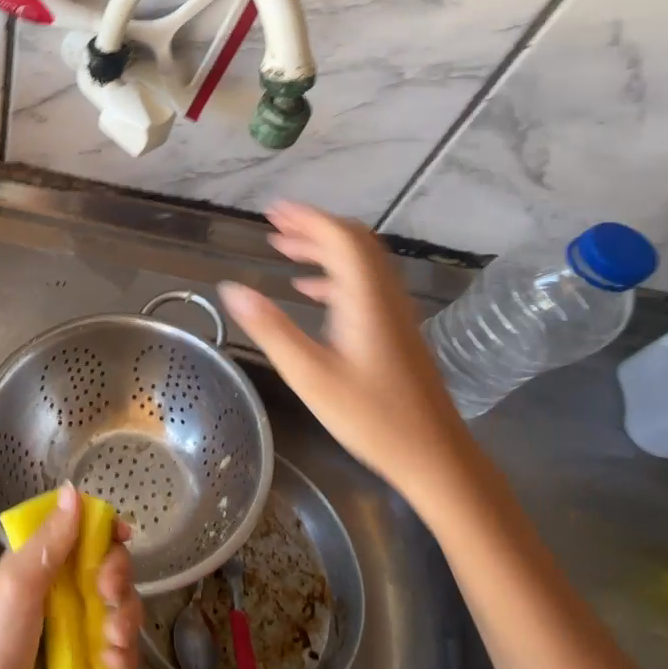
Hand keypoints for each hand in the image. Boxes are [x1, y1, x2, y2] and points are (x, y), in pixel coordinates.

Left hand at [0, 484, 143, 668]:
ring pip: (123, 606)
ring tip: (111, 641)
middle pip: (109, 566)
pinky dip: (125, 653)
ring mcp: (80, 627)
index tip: (122, 535)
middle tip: (109, 594)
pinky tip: (112, 663)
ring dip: (126, 618)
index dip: (104, 529)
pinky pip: (124, 648)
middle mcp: (63, 589)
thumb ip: (49, 540)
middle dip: (118, 575)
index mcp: (41, 563)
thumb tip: (72, 490)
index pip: (80, 532)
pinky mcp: (93, 663)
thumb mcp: (17, 584)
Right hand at [218, 201, 472, 496]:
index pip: (339, 238)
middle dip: (312, 226)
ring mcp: (395, 313)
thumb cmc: (371, 417)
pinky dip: (335, 275)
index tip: (271, 211)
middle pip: (353, 242)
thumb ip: (270, 328)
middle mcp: (384, 296)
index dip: (306, 218)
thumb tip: (231, 288)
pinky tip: (310, 292)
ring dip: (323, 248)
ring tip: (284, 248)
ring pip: (360, 262)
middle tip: (274, 224)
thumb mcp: (309, 374)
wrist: (436, 458)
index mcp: (364, 298)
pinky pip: (365, 284)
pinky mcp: (397, 331)